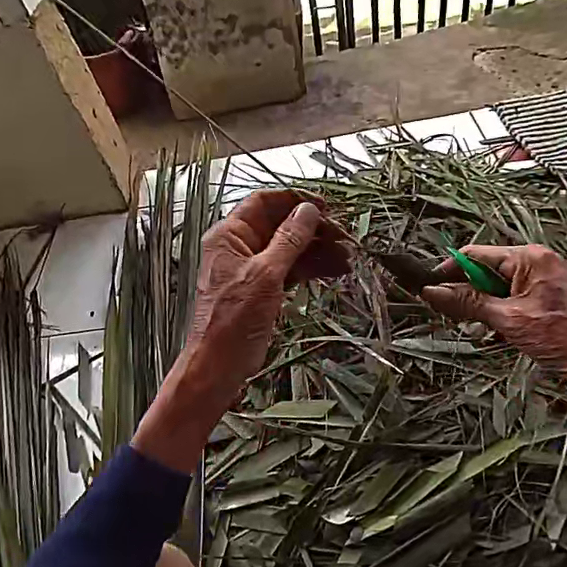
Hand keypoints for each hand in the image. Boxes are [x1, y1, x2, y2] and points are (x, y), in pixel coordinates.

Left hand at [133, 190, 348, 471]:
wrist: (219, 365)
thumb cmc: (232, 319)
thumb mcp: (265, 275)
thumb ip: (289, 240)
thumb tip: (308, 211)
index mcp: (228, 235)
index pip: (264, 202)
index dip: (295, 201)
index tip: (325, 207)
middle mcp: (238, 247)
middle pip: (281, 225)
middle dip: (313, 229)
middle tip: (343, 236)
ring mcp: (252, 269)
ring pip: (290, 249)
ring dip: (318, 250)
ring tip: (347, 256)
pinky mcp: (263, 290)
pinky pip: (291, 270)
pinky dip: (311, 269)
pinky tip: (335, 270)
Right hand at [421, 244, 566, 400]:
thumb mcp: (511, 320)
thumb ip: (469, 304)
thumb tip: (432, 291)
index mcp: (529, 258)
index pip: (474, 255)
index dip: (448, 272)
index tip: (427, 290)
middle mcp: (536, 265)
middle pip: (484, 273)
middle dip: (466, 295)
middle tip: (452, 318)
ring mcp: (544, 286)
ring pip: (497, 292)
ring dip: (484, 312)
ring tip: (482, 333)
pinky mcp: (549, 306)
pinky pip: (513, 305)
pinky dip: (501, 320)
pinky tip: (500, 339)